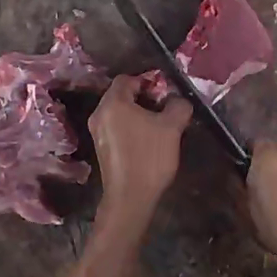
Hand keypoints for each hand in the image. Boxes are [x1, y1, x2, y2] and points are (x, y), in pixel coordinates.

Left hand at [89, 74, 191, 225]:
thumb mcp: (172, 127)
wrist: (131, 196)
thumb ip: (178, 106)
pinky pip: (117, 127)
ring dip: (140, 114)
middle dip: (145, 98)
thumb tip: (178, 100)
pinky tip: (149, 140)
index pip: (127, 79)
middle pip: (122, 95)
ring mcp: (98, 133)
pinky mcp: (102, 148)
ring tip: (160, 125)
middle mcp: (100, 114)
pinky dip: (132, 127)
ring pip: (120, 112)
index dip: (147, 80)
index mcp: (113, 104)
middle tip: (166, 108)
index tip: (165, 93)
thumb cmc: (150, 156)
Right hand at [248, 143, 276, 262]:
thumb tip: (235, 177)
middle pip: (271, 153)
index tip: (239, 173)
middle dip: (262, 166)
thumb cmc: (276, 224)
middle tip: (253, 188)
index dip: (245, 157)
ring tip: (272, 199)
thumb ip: (238, 188)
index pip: (252, 143)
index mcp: (268, 156)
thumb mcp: (246, 210)